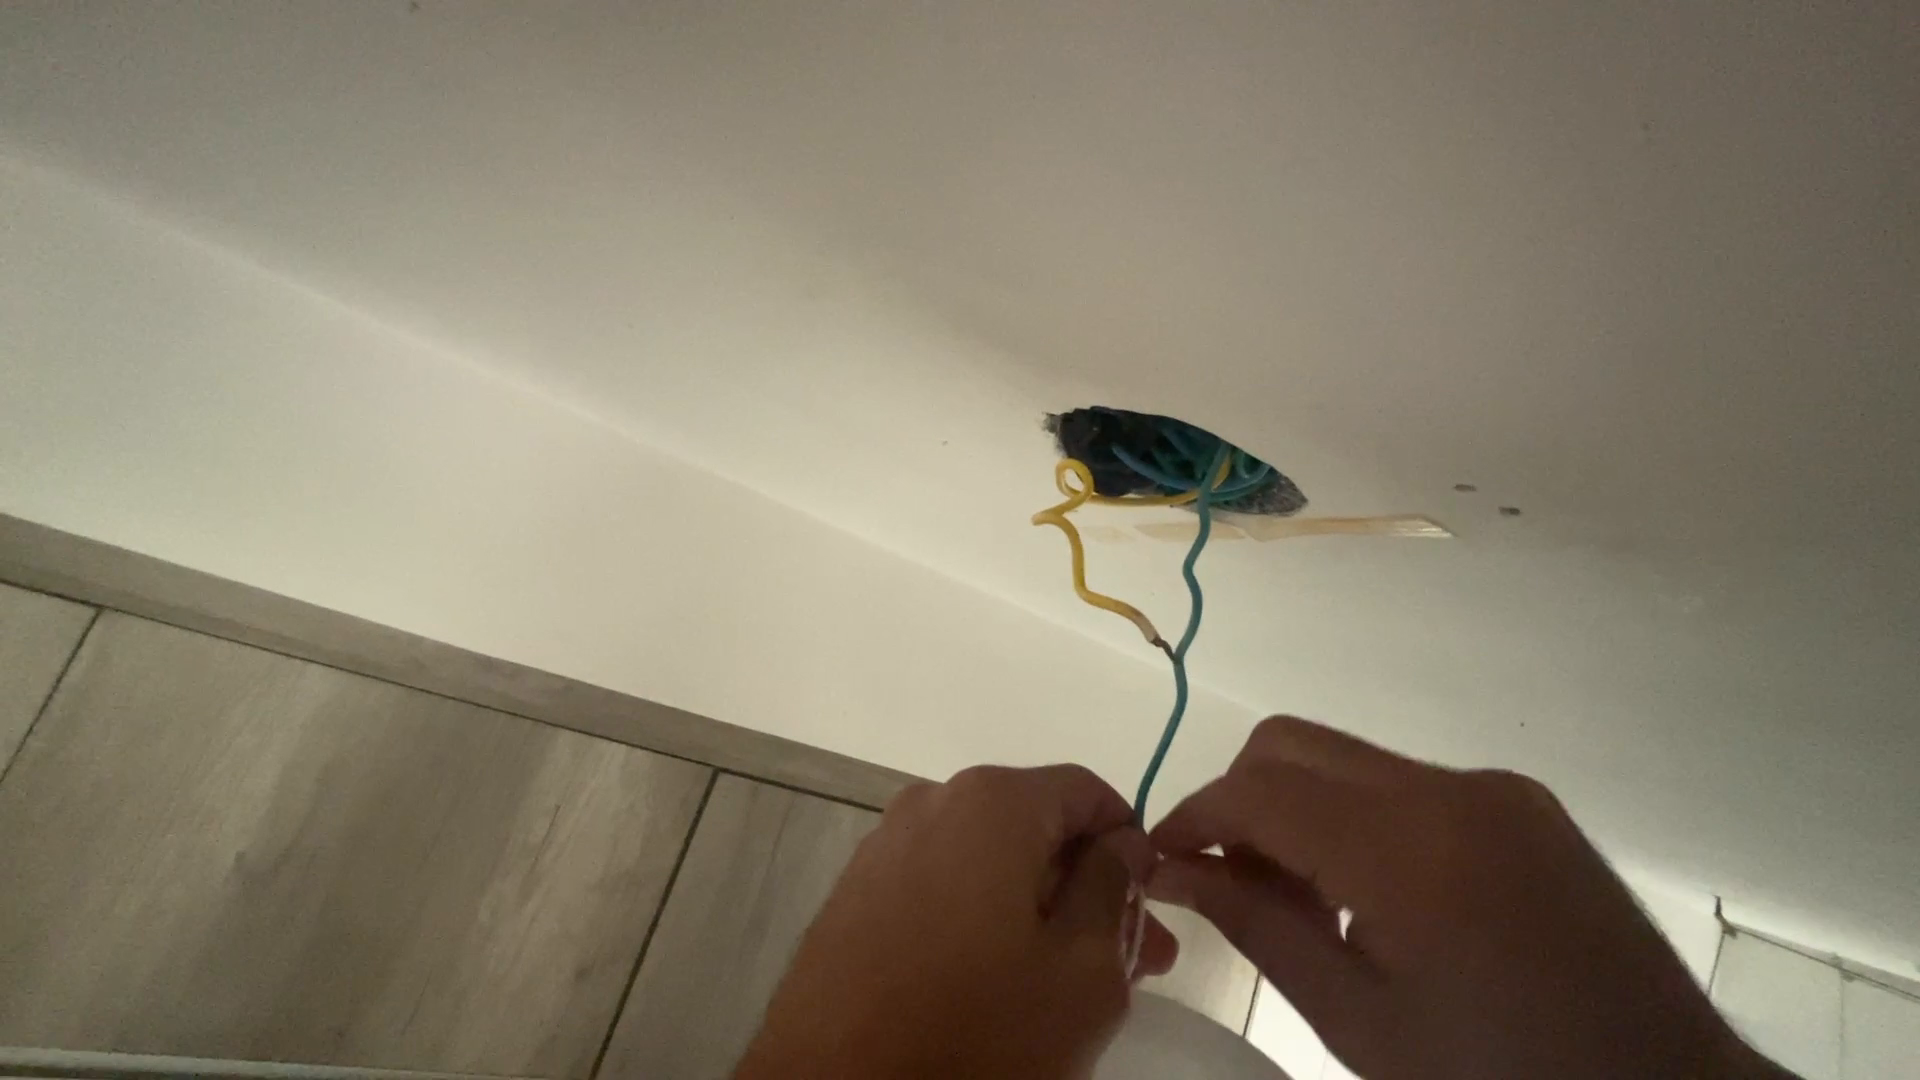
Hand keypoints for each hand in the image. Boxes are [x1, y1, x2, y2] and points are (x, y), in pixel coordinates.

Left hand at [735, 764, 1177, 1078]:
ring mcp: (888, 843)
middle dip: (1088, 886)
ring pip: (988, 859)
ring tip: (1070, 976)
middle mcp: (934, 801)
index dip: (1128, 842)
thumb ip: (1114, 891)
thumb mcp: (1081, 971)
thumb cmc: (975, 1030)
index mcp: (993, 802)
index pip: (1085, 791)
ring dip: (1038, 905)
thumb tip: (1124, 844)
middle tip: (1132, 960)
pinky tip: (999, 975)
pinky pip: (942, 882)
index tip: (1148, 905)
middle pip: (1036, 826)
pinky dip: (983, 913)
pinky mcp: (859, 888)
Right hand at [1151, 715, 1791, 1079]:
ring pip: (1338, 756)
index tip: (1161, 856)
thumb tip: (1169, 868)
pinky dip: (1349, 814)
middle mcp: (1449, 791)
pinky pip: (1394, 779)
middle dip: (1236, 797)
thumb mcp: (1358, 1021)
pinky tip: (1368, 890)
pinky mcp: (1517, 797)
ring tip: (1301, 893)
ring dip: (1291, 805)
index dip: (1193, 816)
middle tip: (1228, 874)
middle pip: (1290, 744)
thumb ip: (1254, 924)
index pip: (1258, 793)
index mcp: (1409, 853)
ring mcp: (1491, 786)